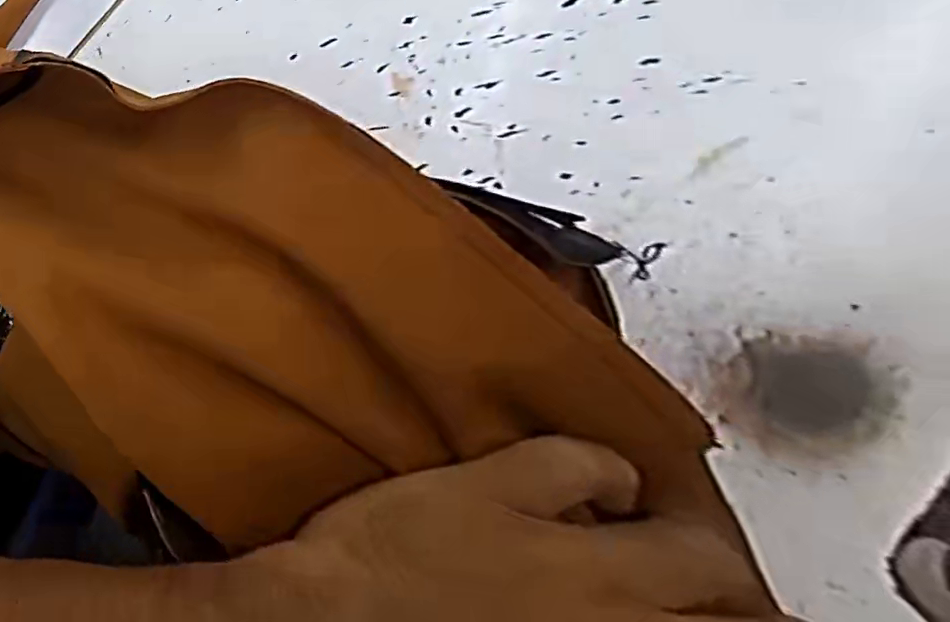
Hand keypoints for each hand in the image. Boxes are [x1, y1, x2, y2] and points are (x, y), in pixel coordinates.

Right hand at [219, 436, 784, 620]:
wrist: (351, 609)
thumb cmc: (402, 543)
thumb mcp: (469, 481)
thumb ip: (557, 465)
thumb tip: (619, 472)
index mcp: (603, 575)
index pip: (706, 556)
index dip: (686, 525)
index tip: (649, 512)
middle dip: (721, 595)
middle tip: (675, 570)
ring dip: (679, 616)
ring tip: (638, 594)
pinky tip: (587, 611)